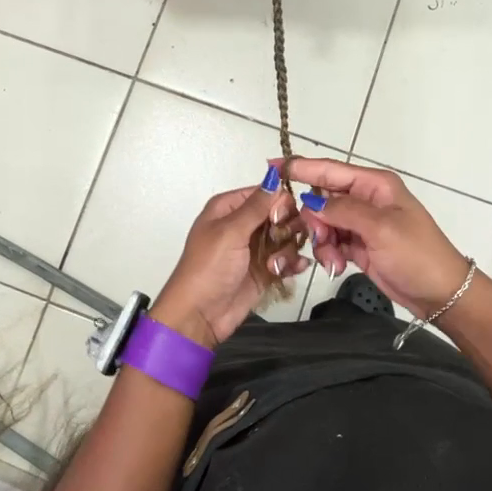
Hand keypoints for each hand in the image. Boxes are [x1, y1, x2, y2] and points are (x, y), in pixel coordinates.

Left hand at [152, 174, 309, 347]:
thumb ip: (257, 206)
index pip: (265, 193)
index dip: (278, 202)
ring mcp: (255, 247)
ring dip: (287, 249)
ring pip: (287, 236)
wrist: (200, 315)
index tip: (282, 217)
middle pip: (280, 214)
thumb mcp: (230, 232)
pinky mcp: (265, 270)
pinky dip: (291, 263)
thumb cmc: (208, 268)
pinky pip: (287, 258)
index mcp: (229, 208)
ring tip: (275, 265)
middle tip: (281, 241)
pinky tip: (289, 270)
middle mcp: (243, 224)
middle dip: (287, 227)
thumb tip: (274, 175)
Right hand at [284, 158, 468, 318]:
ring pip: (323, 222)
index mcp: (374, 185)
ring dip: (321, 241)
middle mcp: (366, 199)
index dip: (301, 167)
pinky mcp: (360, 245)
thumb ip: (342, 210)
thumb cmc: (417, 255)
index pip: (330, 170)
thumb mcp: (380, 228)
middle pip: (322, 198)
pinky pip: (331, 241)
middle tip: (319, 238)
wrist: (442, 294)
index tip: (270, 166)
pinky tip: (336, 266)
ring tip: (332, 260)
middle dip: (314, 218)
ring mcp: (363, 223)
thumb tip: (311, 201)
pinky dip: (329, 252)